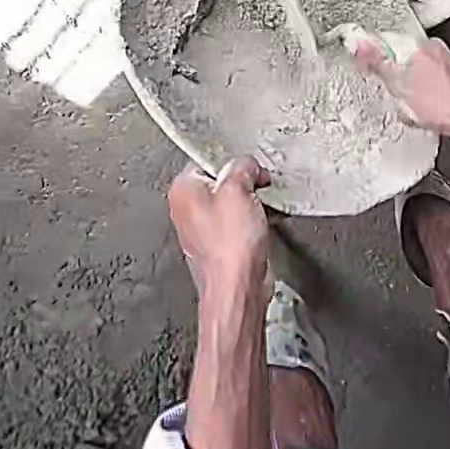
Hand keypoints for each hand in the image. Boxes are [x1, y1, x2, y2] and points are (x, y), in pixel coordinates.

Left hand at [168, 157, 272, 300]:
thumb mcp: (238, 189)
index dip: (232, 162)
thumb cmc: (230, 245)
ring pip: (232, 202)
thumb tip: (248, 166)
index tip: (248, 168)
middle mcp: (188, 209)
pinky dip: (254, 220)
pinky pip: (239, 223)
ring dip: (252, 203)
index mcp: (183, 190)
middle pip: (221, 181)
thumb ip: (243, 166)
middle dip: (244, 184)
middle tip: (257, 188)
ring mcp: (203, 229)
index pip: (208, 160)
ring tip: (262, 209)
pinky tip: (266, 223)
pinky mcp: (221, 245)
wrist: (238, 288)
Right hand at [349, 35, 449, 139]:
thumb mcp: (399, 85)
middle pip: (398, 56)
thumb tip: (358, 43)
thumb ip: (376, 61)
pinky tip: (423, 110)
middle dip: (389, 75)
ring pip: (412, 71)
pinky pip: (425, 84)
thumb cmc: (446, 106)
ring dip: (405, 87)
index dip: (370, 57)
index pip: (384, 40)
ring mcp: (444, 64)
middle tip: (390, 92)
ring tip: (409, 105)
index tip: (364, 69)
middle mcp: (434, 49)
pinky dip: (420, 96)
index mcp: (420, 44)